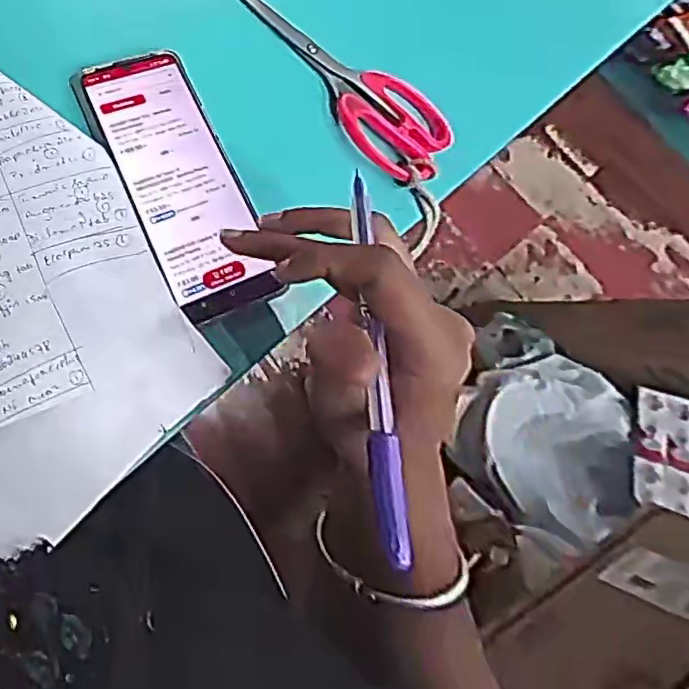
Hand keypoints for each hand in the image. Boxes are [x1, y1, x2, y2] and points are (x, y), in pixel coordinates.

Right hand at [221, 209, 470, 464]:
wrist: (395, 459)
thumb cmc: (369, 444)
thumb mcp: (351, 420)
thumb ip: (346, 377)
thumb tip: (336, 330)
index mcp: (430, 338)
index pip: (379, 268)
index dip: (323, 258)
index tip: (275, 269)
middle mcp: (433, 312)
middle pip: (375, 240)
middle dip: (310, 230)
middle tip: (255, 232)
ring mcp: (420, 306)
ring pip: (369, 241)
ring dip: (313, 231)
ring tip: (263, 232)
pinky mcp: (401, 306)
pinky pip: (362, 260)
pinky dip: (320, 249)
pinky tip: (286, 253)